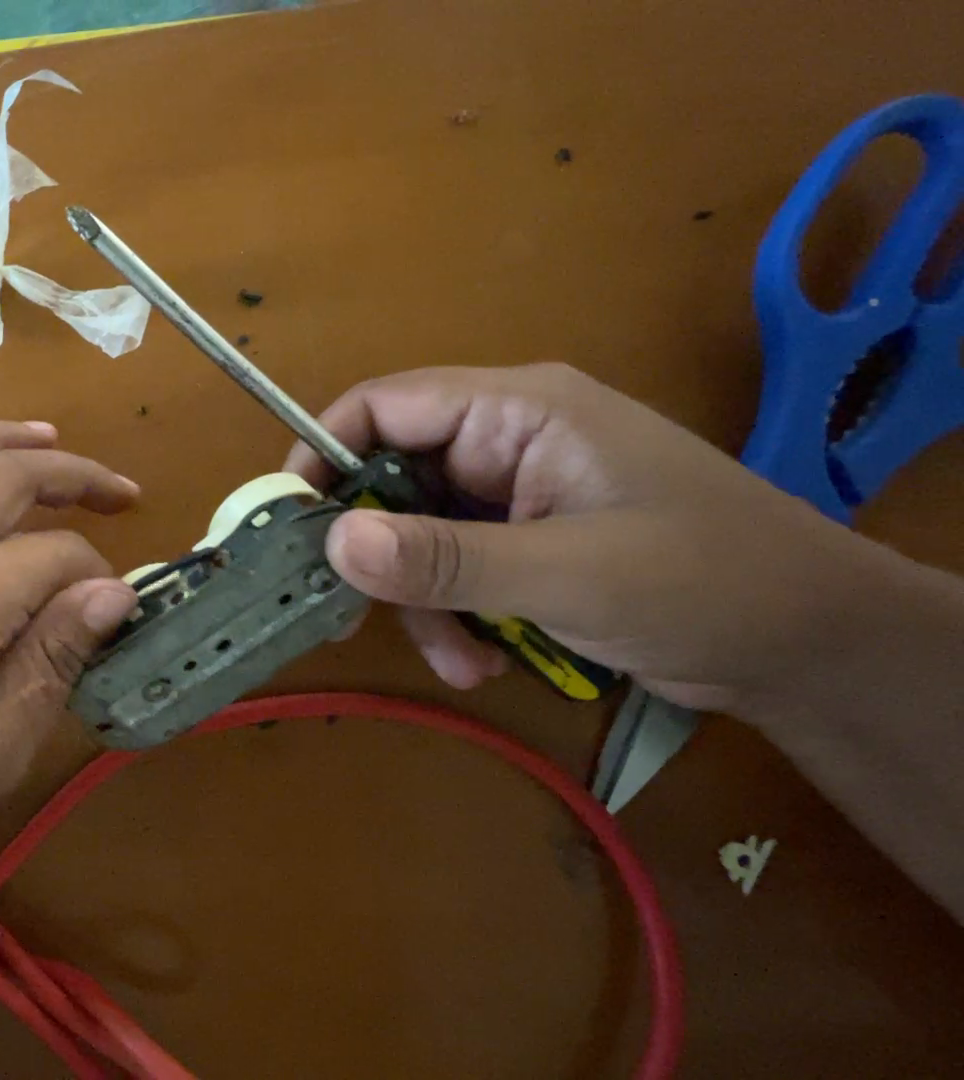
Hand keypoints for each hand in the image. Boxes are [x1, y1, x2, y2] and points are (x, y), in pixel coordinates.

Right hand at [284, 363, 911, 716]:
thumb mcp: (568, 574)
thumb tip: (331, 542)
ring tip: (458, 657)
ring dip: (421, 600)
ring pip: (414, 533)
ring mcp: (511, 493)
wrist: (814, 649)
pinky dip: (452, 615)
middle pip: (390, 478)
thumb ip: (445, 559)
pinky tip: (482, 660)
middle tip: (347, 610)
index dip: (322, 455)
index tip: (285, 524)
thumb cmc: (707, 583)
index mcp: (517, 412)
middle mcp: (503, 441)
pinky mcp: (519, 540)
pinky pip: (450, 567)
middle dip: (376, 551)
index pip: (382, 407)